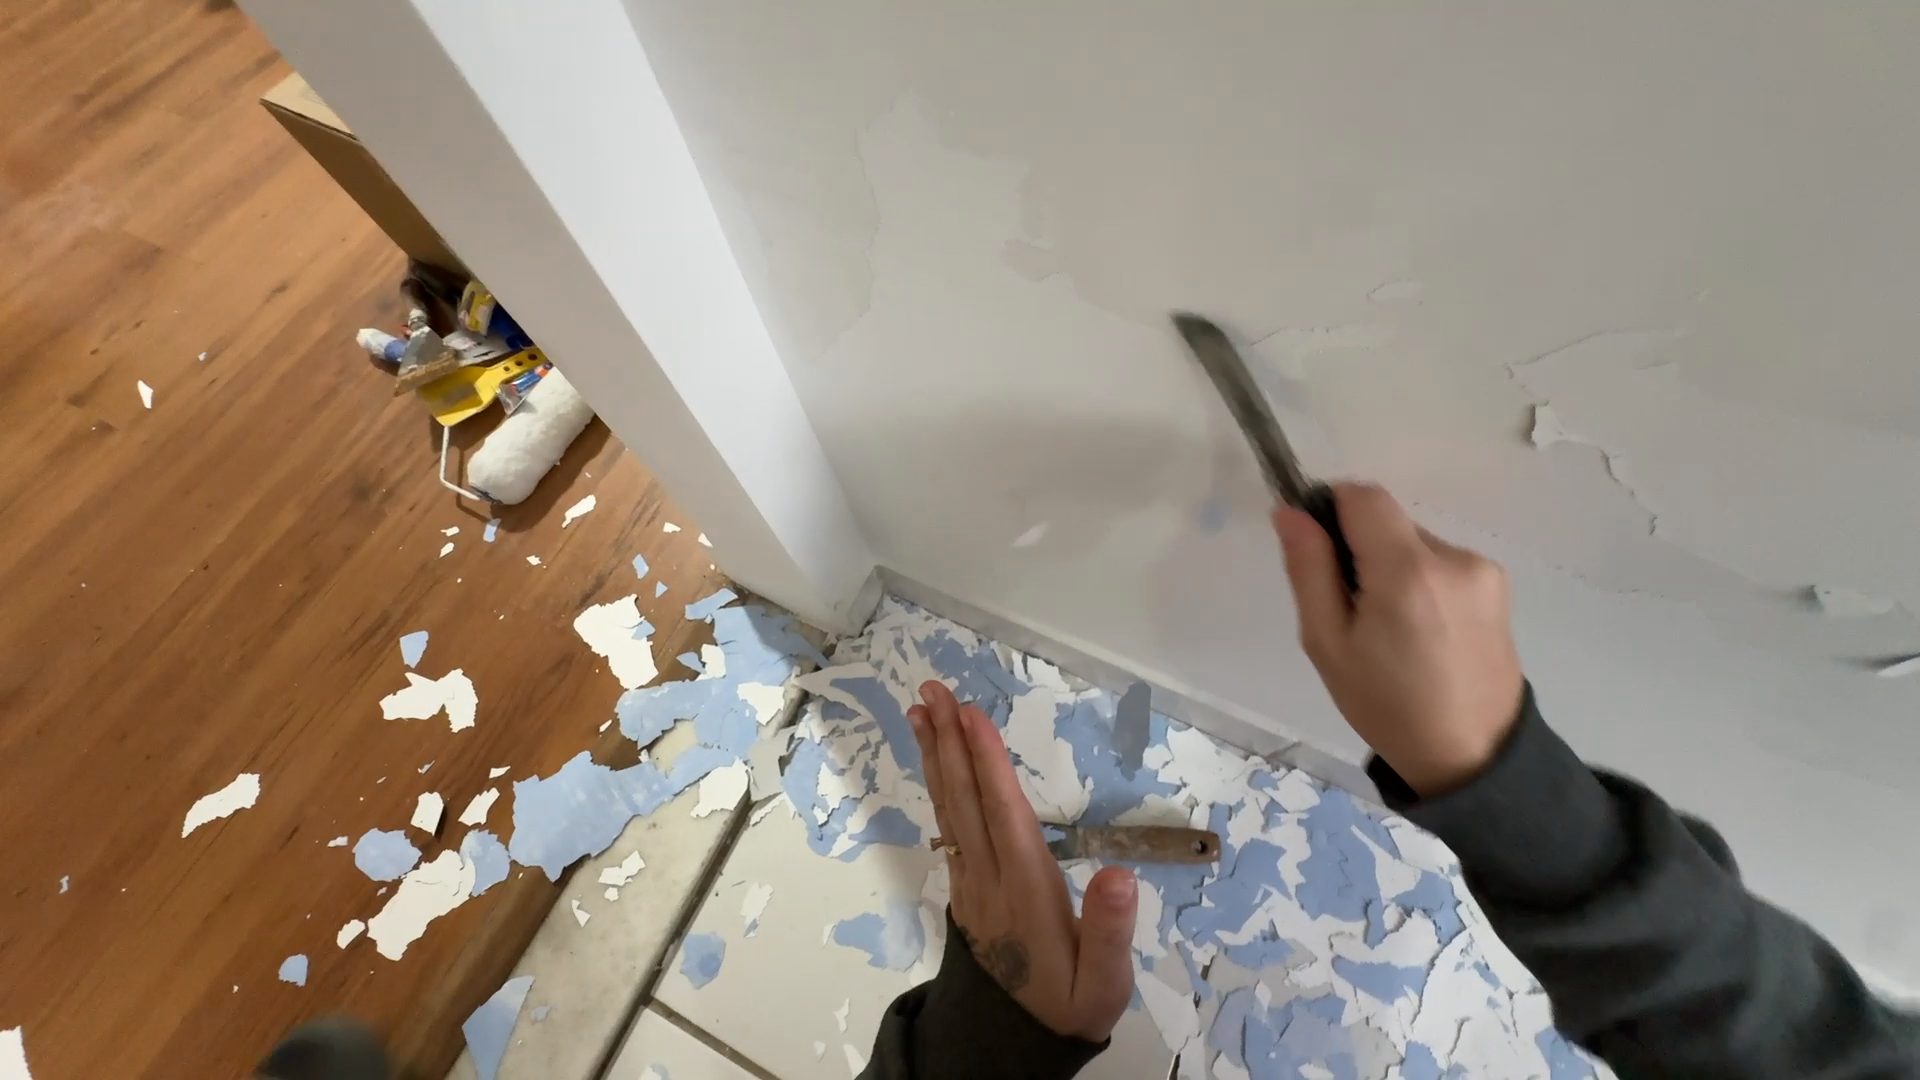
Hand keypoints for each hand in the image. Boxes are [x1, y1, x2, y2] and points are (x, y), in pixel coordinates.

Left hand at [907, 681, 1138, 1041]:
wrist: (1011, 1041)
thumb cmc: (1067, 1002)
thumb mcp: (1102, 984)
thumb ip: (1110, 931)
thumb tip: (1122, 875)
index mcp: (1026, 888)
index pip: (1004, 814)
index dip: (988, 763)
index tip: (971, 715)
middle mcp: (990, 872)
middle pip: (966, 797)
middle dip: (951, 740)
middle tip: (934, 689)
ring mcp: (970, 873)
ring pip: (949, 804)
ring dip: (935, 753)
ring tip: (923, 708)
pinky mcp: (964, 877)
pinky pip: (947, 819)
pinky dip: (937, 780)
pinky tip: (933, 755)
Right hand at [1273, 483, 1524, 797]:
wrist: (1472, 755)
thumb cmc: (1384, 703)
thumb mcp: (1326, 641)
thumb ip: (1308, 569)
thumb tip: (1289, 512)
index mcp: (1407, 570)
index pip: (1362, 496)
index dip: (1329, 508)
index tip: (1313, 548)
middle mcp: (1453, 556)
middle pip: (1386, 519)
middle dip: (1356, 547)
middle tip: (1345, 606)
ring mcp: (1483, 569)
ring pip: (1411, 540)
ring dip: (1386, 564)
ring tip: (1384, 625)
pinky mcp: (1497, 585)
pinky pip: (1438, 560)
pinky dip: (1414, 579)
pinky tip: (1414, 628)